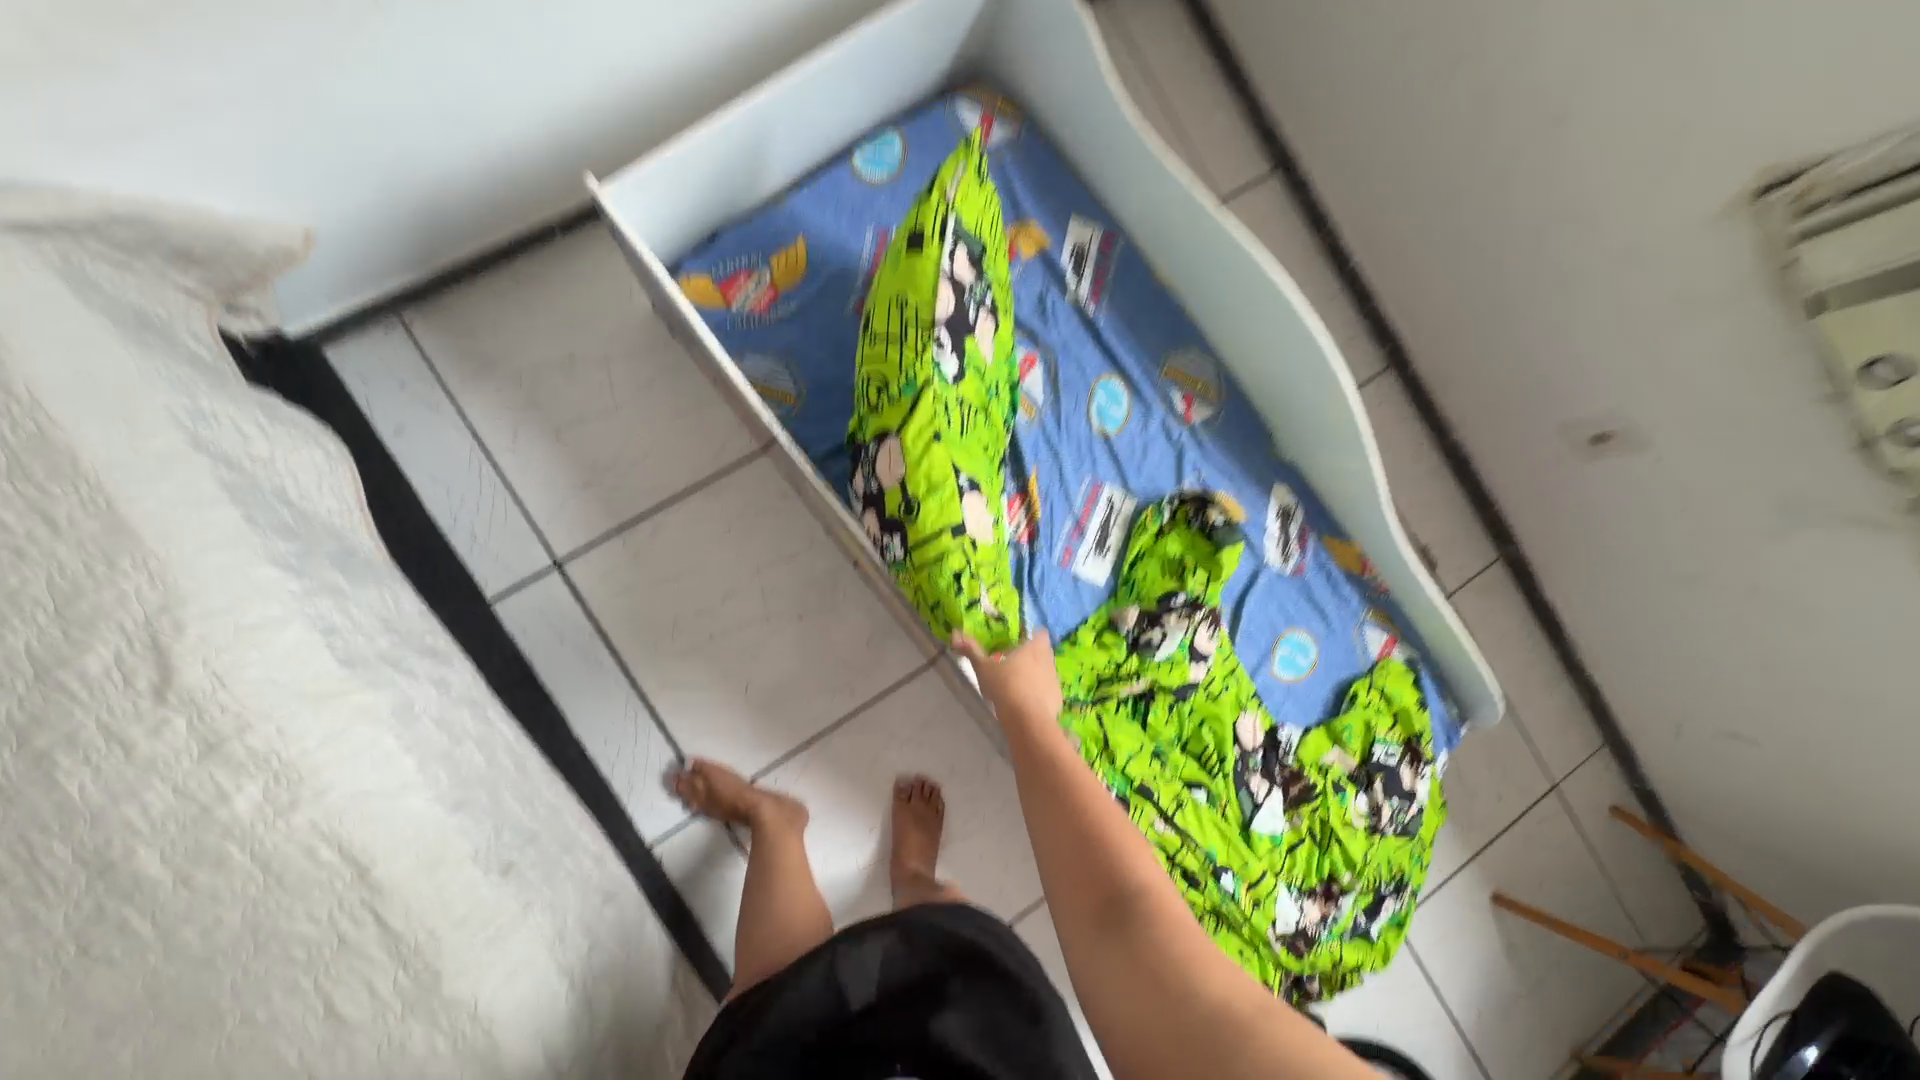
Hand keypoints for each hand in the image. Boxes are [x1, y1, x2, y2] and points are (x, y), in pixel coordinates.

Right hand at [950, 630, 1062, 728]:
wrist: (1027, 720)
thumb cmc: (1006, 687)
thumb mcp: (983, 668)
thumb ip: (971, 650)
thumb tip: (955, 633)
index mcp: (1034, 647)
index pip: (1040, 632)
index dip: (1031, 635)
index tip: (1018, 642)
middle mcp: (1048, 660)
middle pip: (1043, 651)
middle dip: (1031, 655)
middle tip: (1013, 662)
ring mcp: (1055, 679)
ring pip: (1046, 671)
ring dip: (1035, 674)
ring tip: (1017, 684)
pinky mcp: (1057, 698)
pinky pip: (1048, 691)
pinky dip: (1039, 693)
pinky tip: (1025, 702)